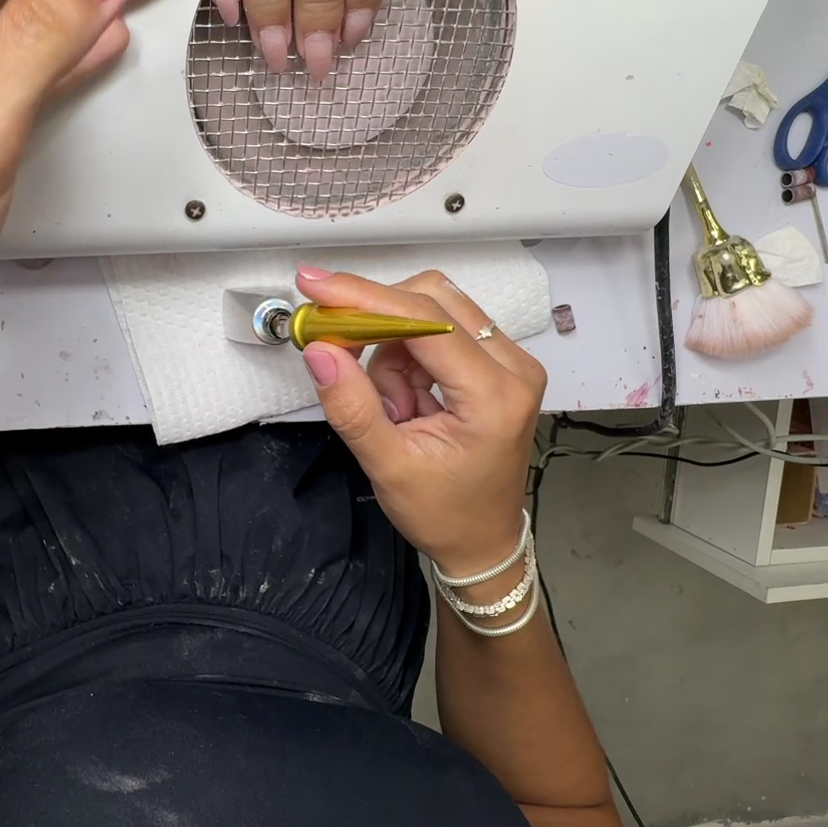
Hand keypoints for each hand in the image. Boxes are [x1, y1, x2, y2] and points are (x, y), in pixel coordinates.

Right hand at [295, 267, 546, 575]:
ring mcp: (508, 361)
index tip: (314, 285)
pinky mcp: (496, 363)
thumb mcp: (388, 466)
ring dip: (391, 347)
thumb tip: (319, 350)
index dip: (364, 297)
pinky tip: (404, 400)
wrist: (482, 542)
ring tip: (390, 406)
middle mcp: (513, 366)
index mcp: (494, 395)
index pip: (425, 321)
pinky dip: (404, 356)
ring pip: (430, 311)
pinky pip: (437, 331)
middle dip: (375, 322)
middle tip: (337, 350)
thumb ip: (352, 407)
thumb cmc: (443, 513)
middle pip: (431, 300)